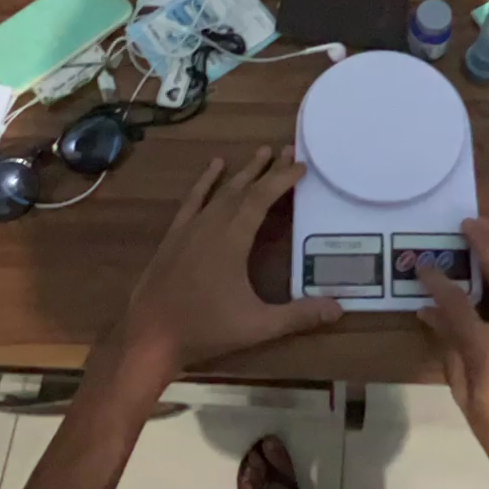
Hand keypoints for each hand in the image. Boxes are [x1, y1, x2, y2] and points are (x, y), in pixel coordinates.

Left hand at [115, 147, 342, 374]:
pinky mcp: (175, 235)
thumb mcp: (257, 325)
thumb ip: (298, 315)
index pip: (262, 198)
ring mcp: (191, 227)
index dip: (283, 179)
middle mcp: (212, 223)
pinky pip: (194, 199)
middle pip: (244, 187)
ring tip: (261, 152)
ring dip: (243, 171)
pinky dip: (206, 181)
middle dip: (268, 169)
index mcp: (233, 237)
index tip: (301, 165)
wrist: (148, 337)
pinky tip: (214, 166)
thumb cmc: (205, 329)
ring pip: (222, 190)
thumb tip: (339, 309)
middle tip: (288, 151)